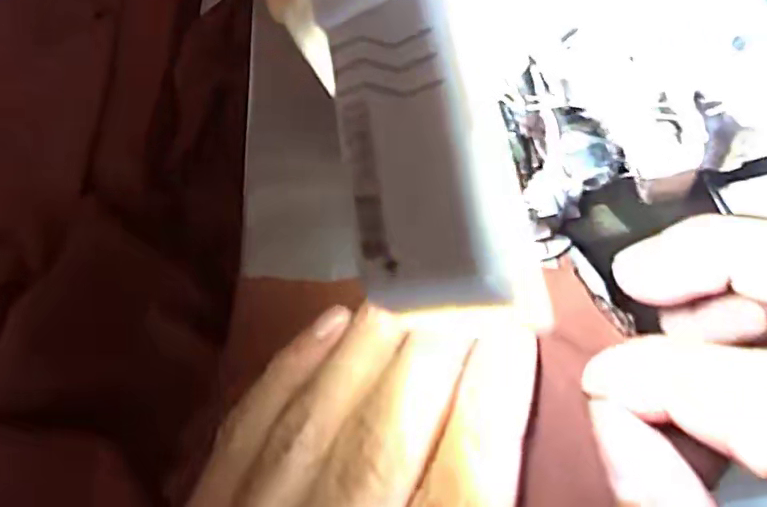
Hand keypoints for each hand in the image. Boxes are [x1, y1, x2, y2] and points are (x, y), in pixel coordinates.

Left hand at [190, 304, 536, 506]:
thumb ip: (490, 505)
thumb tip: (512, 449)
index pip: (462, 474)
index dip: (495, 388)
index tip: (518, 330)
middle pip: (392, 426)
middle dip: (445, 337)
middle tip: (478, 281)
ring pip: (322, 411)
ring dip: (379, 333)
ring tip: (420, 282)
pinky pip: (248, 429)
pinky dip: (293, 367)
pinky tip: (332, 323)